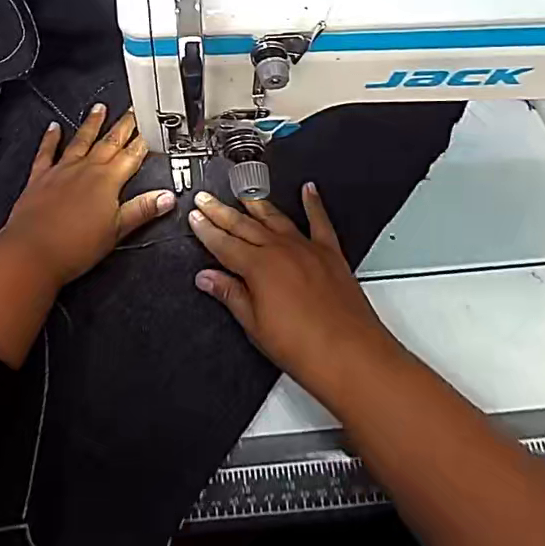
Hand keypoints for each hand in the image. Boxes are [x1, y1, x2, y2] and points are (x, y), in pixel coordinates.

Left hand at [0, 104, 175, 288]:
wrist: (31, 252)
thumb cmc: (74, 246)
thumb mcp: (117, 231)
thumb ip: (142, 210)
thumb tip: (166, 198)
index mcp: (108, 180)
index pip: (132, 155)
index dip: (143, 142)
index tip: (151, 130)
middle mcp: (86, 169)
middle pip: (110, 141)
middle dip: (123, 125)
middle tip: (132, 111)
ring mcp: (62, 170)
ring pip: (81, 140)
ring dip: (92, 124)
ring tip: (99, 108)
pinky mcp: (40, 178)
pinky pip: (47, 152)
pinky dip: (50, 138)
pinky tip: (53, 127)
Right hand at [188, 183, 403, 395]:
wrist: (349, 354)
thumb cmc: (305, 347)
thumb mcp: (255, 325)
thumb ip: (230, 294)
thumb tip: (208, 278)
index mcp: (258, 267)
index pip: (223, 243)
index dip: (206, 229)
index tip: (196, 217)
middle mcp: (281, 250)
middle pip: (244, 225)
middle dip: (221, 211)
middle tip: (206, 199)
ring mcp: (306, 248)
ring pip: (275, 218)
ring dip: (256, 204)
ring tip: (243, 193)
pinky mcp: (329, 253)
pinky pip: (319, 221)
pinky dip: (313, 203)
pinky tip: (308, 191)